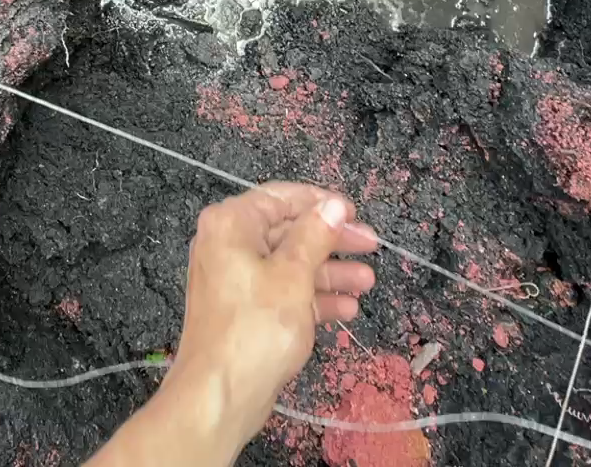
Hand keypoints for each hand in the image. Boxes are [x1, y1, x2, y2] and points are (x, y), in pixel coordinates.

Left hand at [161, 183, 379, 451]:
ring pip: (288, 263)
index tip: (352, 210)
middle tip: (371, 245)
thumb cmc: (255, 327)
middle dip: (330, 239)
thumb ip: (314, 235)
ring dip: (328, 271)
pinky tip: (347, 307)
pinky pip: (282, 290)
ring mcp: (234, 277)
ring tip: (367, 281)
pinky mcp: (244, 308)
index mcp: (231, 223)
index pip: (279, 197)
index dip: (318, 201)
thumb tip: (332, 204)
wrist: (219, 393)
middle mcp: (227, 242)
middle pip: (286, 230)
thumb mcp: (292, 275)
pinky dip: (312, 296)